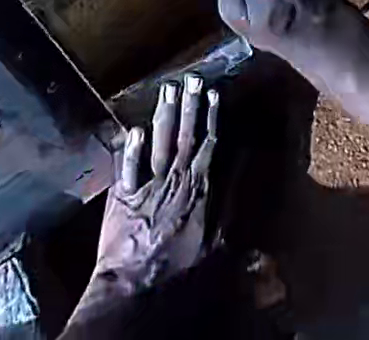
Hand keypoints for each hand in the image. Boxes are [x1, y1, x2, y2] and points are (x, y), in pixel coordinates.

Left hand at [75, 75, 218, 315]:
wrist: (138, 291)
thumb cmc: (182, 267)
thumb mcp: (219, 237)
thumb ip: (233, 195)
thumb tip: (246, 161)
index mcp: (199, 187)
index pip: (208, 143)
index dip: (212, 116)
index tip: (215, 92)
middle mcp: (174, 179)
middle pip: (184, 135)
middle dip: (189, 105)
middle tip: (192, 78)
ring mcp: (147, 185)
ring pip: (159, 142)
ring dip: (165, 114)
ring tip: (168, 88)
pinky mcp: (122, 197)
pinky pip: (126, 167)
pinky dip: (130, 147)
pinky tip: (133, 127)